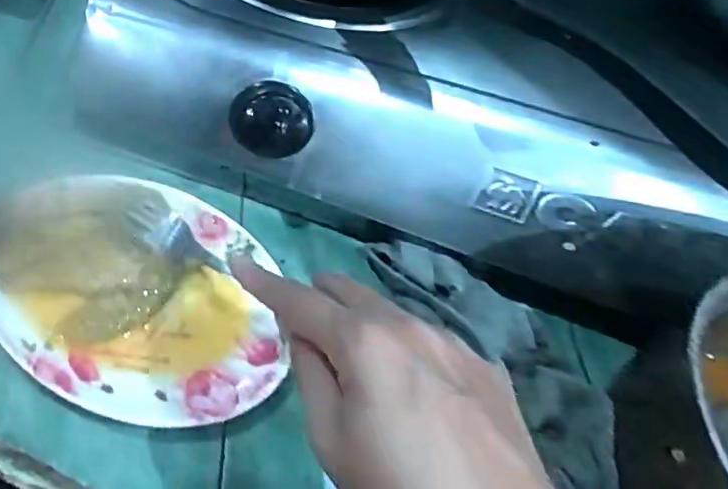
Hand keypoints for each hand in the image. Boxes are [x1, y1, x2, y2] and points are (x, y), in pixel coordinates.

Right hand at [232, 260, 549, 488]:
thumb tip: (306, 336)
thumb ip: (310, 373)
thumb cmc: (399, 487)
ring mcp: (454, 343)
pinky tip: (421, 396)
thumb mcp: (331, 440)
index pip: (298, 298)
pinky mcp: (488, 370)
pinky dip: (407, 350)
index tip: (238, 262)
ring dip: (364, 327)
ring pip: (388, 311)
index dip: (263, 281)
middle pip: (343, 288)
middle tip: (309, 340)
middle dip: (316, 301)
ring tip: (370, 377)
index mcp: (363, 339)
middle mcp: (407, 324)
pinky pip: (430, 340)